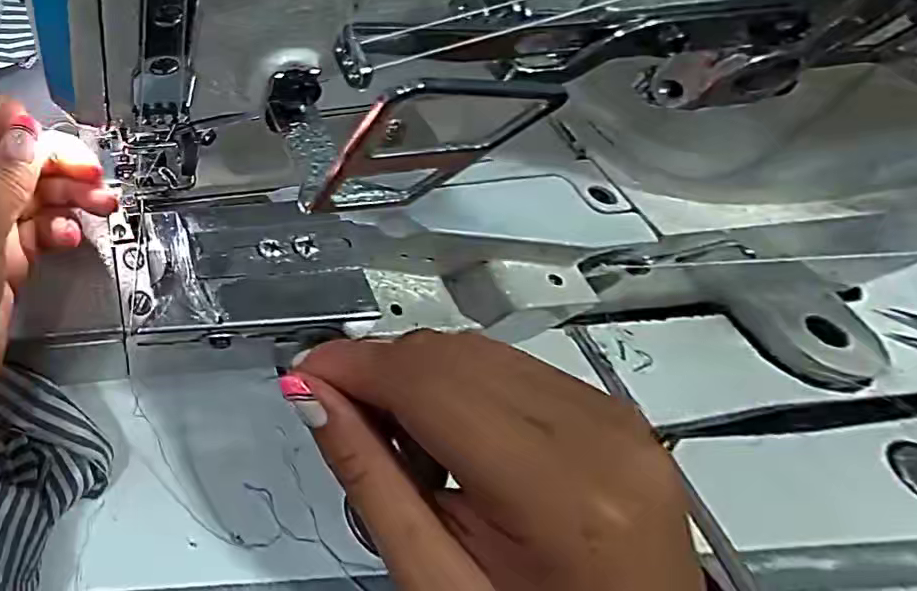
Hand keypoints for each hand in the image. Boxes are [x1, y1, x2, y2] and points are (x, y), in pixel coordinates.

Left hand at [0, 94, 116, 544]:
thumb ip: (6, 174)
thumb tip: (27, 131)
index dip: (7, 117)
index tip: (42, 139)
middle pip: (10, 157)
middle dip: (53, 161)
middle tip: (95, 178)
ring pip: (27, 196)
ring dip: (65, 195)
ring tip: (105, 205)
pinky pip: (31, 235)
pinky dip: (53, 231)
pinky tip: (72, 239)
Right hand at [286, 332, 699, 590]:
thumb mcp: (435, 580)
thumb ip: (367, 477)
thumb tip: (311, 394)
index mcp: (562, 494)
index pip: (426, 382)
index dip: (352, 366)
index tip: (305, 374)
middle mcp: (599, 438)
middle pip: (446, 355)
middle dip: (376, 370)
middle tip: (339, 411)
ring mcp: (612, 419)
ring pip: (469, 350)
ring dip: (412, 374)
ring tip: (397, 438)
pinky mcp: (609, 412)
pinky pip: (503, 363)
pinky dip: (453, 382)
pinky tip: (445, 434)